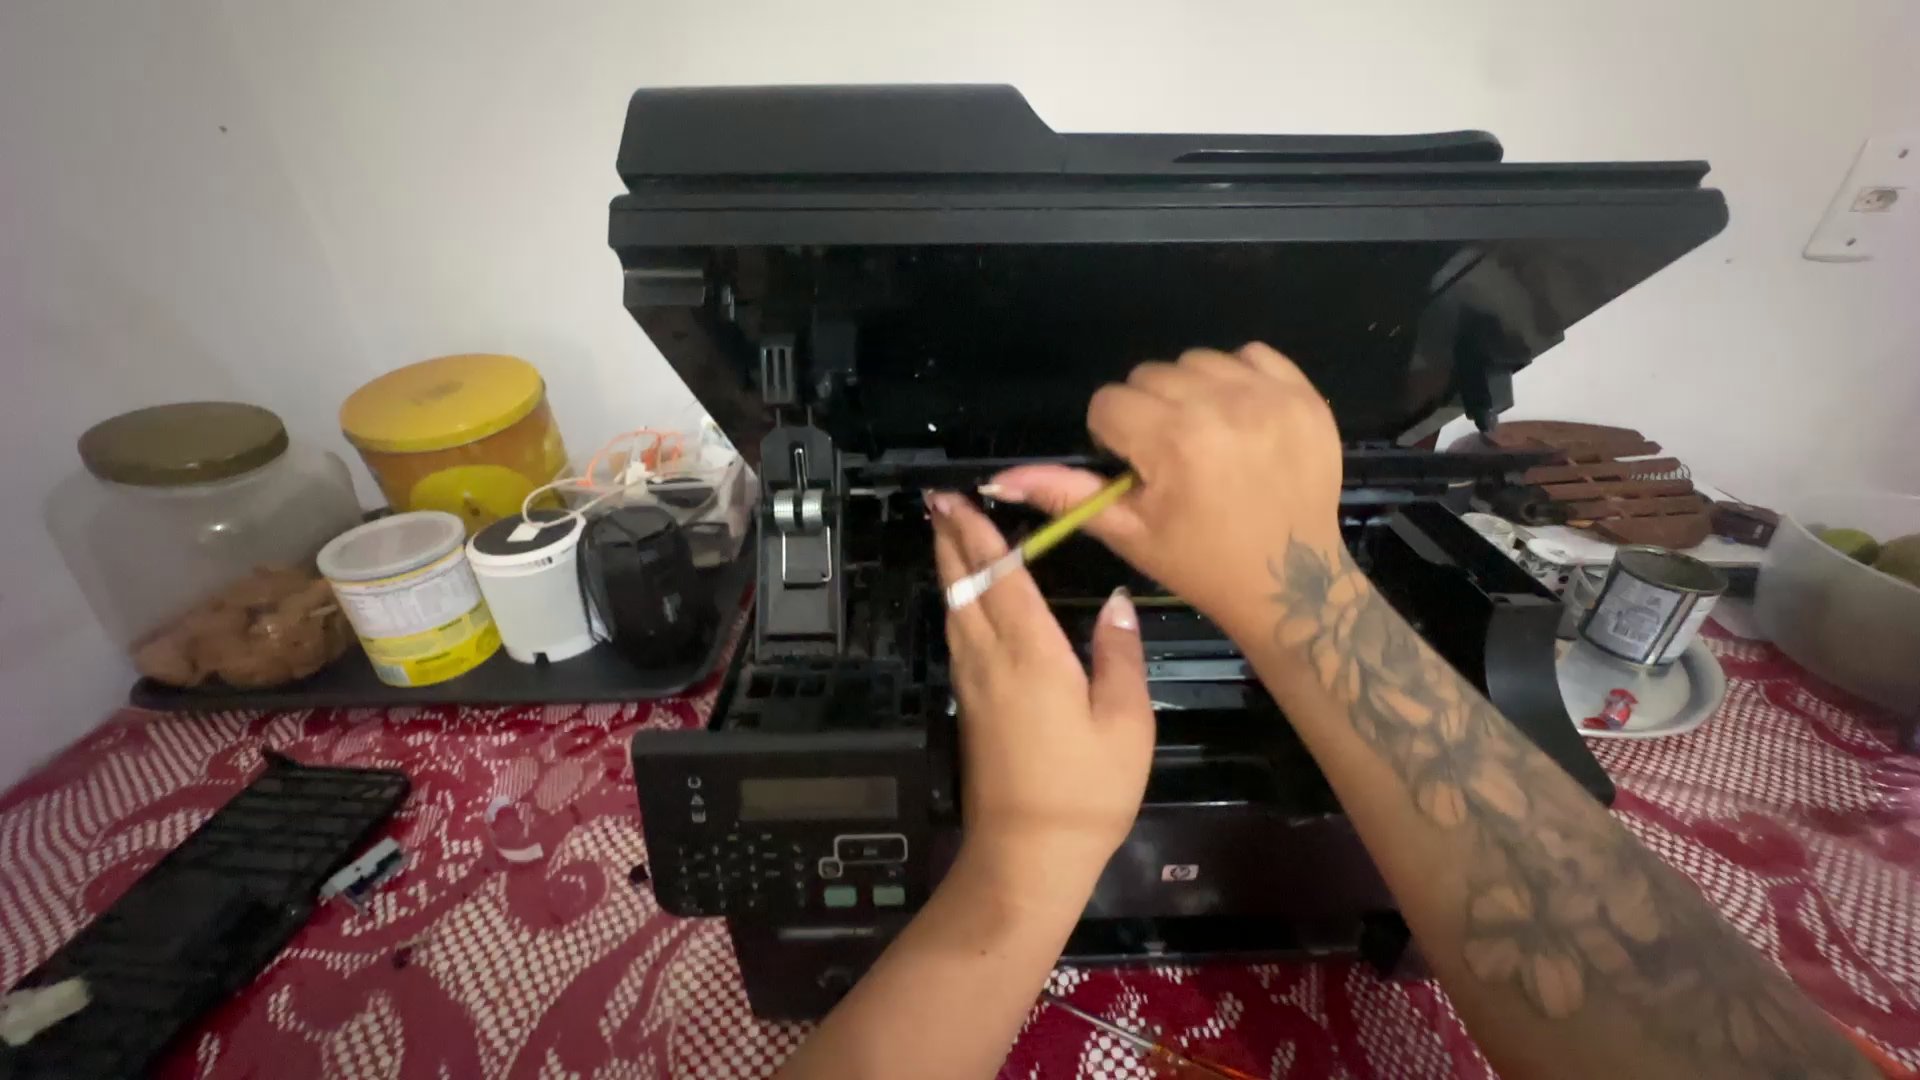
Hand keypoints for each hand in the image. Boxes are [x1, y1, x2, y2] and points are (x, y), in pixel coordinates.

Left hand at [927, 491, 1153, 908]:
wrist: (1027, 853)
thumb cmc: (1086, 790)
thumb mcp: (1126, 722)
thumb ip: (1119, 654)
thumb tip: (1117, 601)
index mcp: (1031, 652)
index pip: (999, 575)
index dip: (979, 532)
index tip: (958, 498)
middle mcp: (990, 657)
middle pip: (963, 584)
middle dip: (950, 538)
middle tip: (936, 501)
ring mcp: (971, 681)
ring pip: (953, 608)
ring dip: (947, 566)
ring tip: (944, 533)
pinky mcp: (965, 703)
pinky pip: (955, 634)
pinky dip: (954, 601)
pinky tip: (958, 597)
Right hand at [986, 343, 1343, 637]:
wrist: (1288, 580)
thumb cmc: (1198, 563)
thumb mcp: (1126, 533)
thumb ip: (1064, 495)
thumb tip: (1001, 478)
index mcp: (1173, 441)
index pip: (1108, 403)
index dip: (1112, 437)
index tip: (1137, 469)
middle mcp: (1221, 405)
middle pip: (1148, 376)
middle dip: (1146, 414)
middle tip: (1170, 460)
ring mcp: (1269, 396)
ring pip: (1195, 361)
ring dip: (1188, 394)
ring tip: (1204, 440)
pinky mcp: (1305, 394)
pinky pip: (1250, 355)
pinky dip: (1235, 380)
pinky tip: (1239, 422)